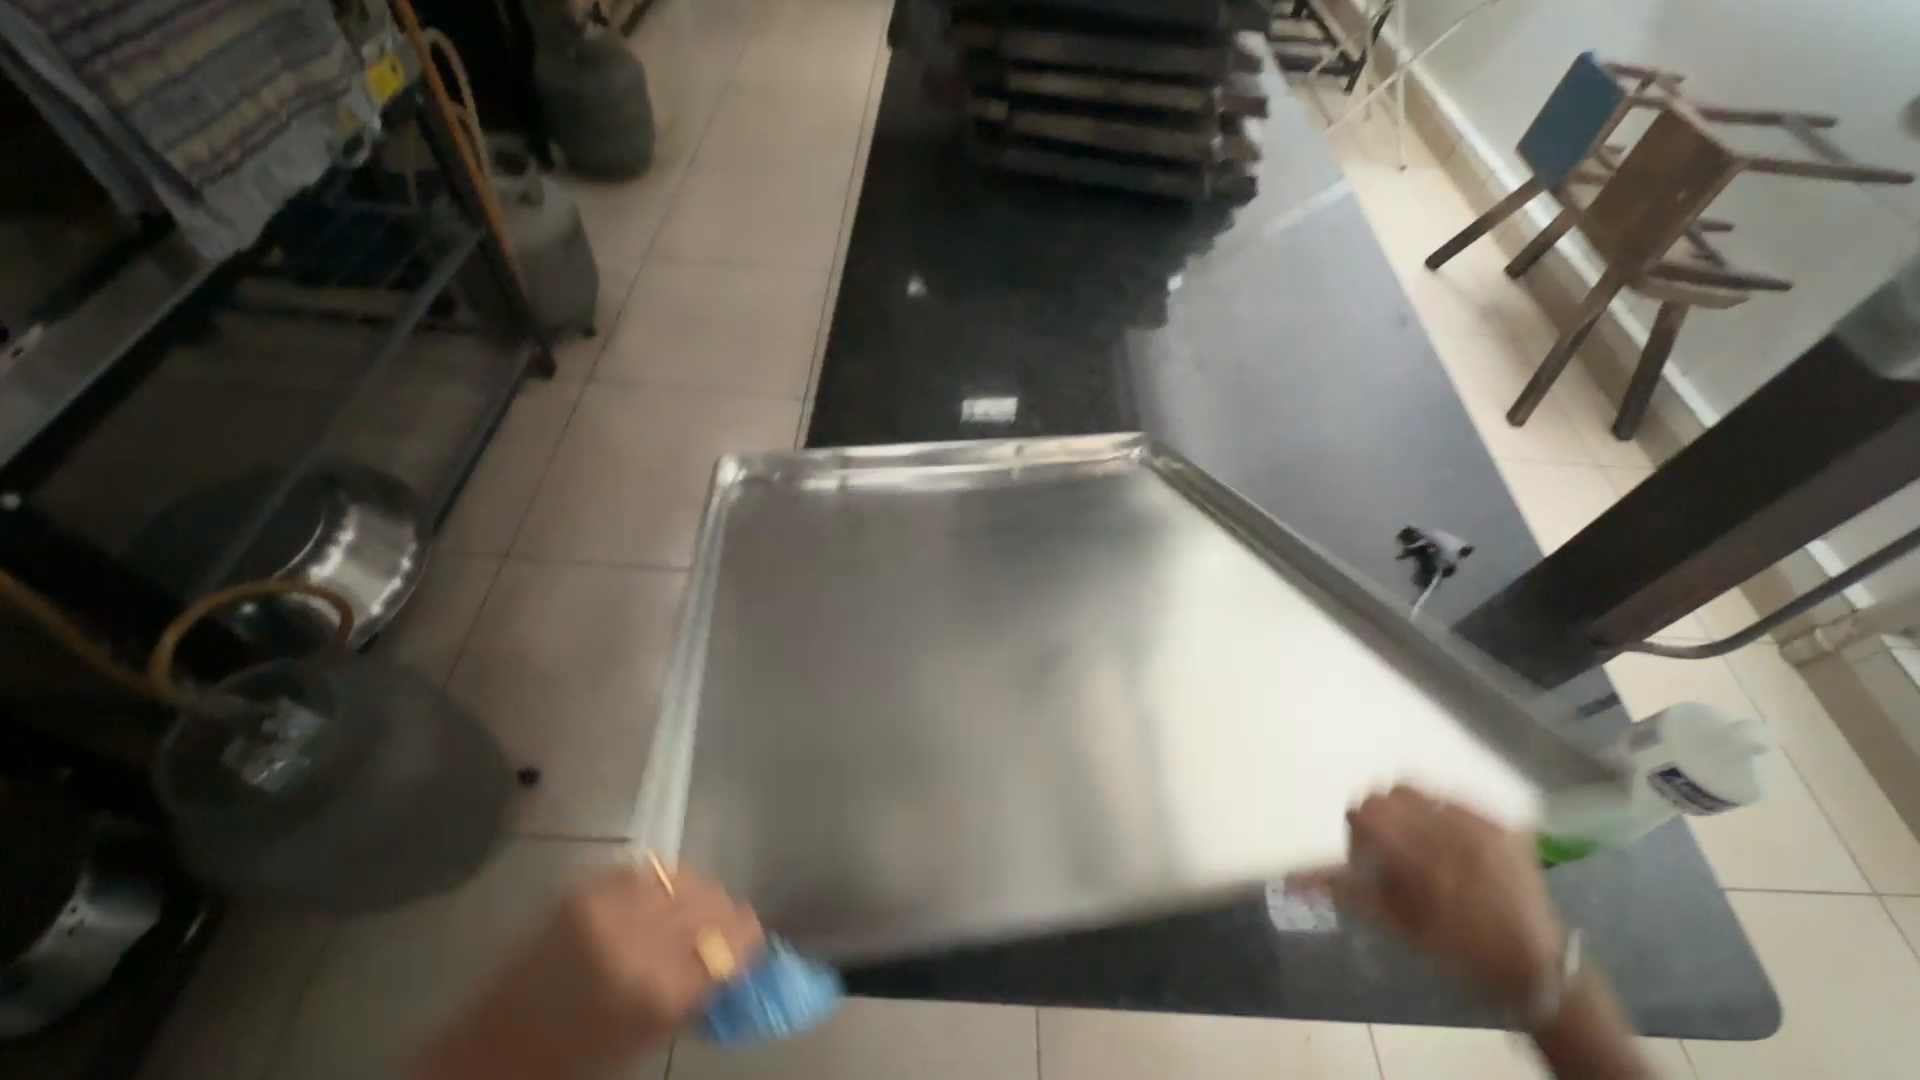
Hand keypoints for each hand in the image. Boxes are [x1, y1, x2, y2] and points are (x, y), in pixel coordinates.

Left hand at [414, 861, 764, 1079]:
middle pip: (710, 899)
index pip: (733, 938)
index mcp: (661, 989)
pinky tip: (656, 894)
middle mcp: (640, 940)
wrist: (495, 1051)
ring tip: (693, 903)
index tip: (750, 936)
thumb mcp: (649, 1036)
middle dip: (724, 909)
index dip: (748, 933)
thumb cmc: (578, 1059)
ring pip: (679, 876)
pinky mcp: (582, 893)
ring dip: (695, 888)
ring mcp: (608, 909)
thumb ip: (696, 991)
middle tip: (725, 920)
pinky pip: (641, 870)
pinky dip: (657, 879)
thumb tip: (732, 957)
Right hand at [1289, 786, 1565, 1008]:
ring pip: (1415, 788)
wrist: (1534, 965)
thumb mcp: (1397, 925)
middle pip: (1386, 794)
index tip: (1366, 858)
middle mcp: (1449, 832)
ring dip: (1404, 809)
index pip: (1364, 812)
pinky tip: (1448, 842)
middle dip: (1378, 818)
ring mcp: (1480, 824)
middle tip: (1387, 849)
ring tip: (1416, 840)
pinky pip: (1452, 797)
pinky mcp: (1502, 822)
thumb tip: (1292, 877)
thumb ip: (1345, 890)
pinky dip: (1439, 813)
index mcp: (1419, 859)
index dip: (1357, 832)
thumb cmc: (1456, 949)